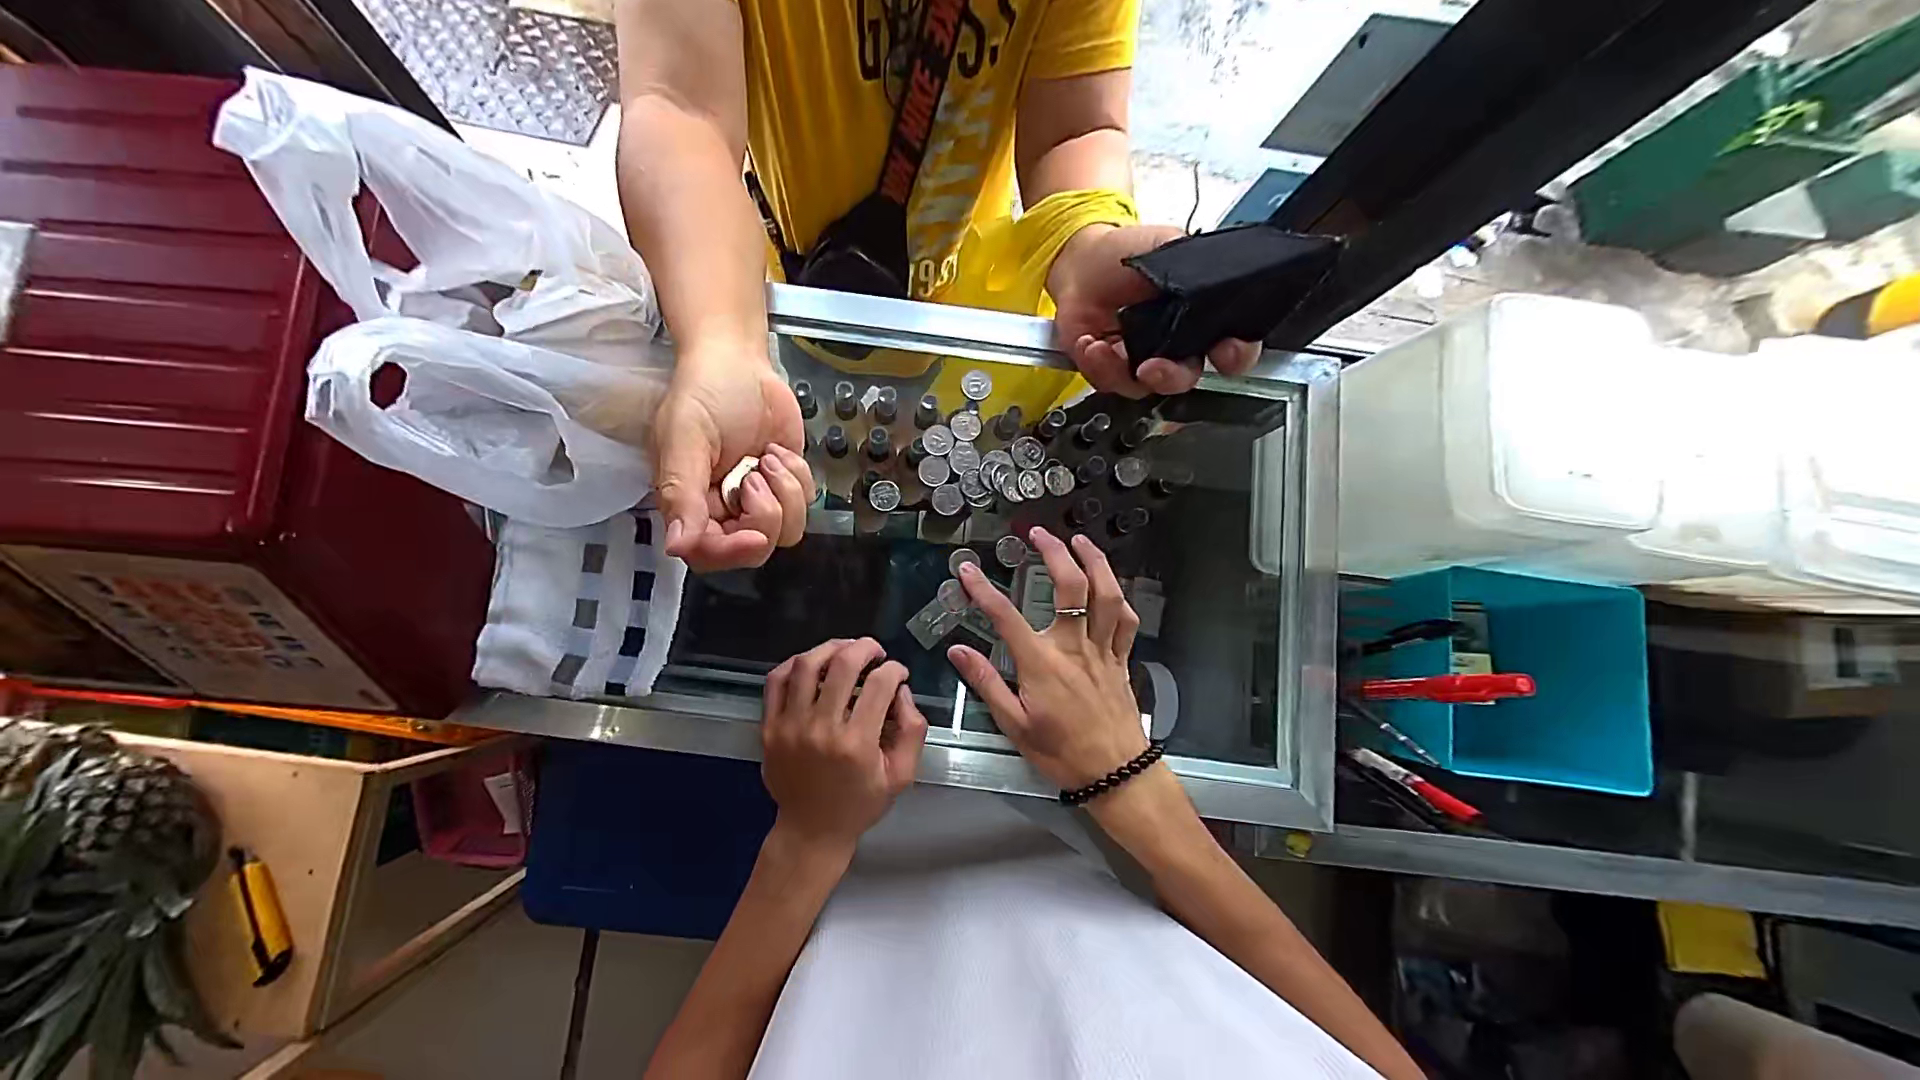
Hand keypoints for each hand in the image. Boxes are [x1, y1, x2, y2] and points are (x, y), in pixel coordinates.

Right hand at [652, 357, 814, 571]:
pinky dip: (798, 477)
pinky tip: (777, 450)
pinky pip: (805, 504)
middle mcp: (723, 509)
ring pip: (786, 530)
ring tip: (767, 457)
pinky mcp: (787, 485)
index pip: (709, 553)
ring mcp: (759, 499)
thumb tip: (677, 546)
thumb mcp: (685, 438)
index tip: (755, 535)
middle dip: (766, 514)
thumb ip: (682, 494)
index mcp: (689, 504)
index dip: (734, 552)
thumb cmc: (703, 393)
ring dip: (786, 492)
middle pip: (755, 549)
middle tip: (756, 473)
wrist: (738, 362)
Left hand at [762, 638, 928, 848]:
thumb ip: (912, 730)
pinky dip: (795, 664)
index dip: (895, 669)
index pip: (879, 684)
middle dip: (866, 647)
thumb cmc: (859, 803)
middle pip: (843, 665)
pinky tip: (813, 664)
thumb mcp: (901, 775)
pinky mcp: (769, 727)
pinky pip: (777, 680)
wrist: (811, 830)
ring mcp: (790, 727)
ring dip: (831, 648)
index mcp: (856, 744)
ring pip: (807, 665)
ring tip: (846, 651)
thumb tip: (901, 691)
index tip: (898, 673)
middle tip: (875, 652)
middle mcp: (821, 730)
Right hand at [947, 527, 1145, 789]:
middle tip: (1038, 533)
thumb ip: (987, 683)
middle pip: (1069, 587)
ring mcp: (1103, 650)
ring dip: (1095, 562)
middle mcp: (1074, 647)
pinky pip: (1125, 620)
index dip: (982, 590)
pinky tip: (1109, 585)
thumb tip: (958, 651)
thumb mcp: (1015, 725)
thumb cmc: (1061, 752)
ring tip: (1080, 541)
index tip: (966, 570)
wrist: (1115, 773)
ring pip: (1106, 594)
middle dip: (1054, 553)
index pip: (1005, 617)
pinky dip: (1118, 597)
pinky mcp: (1121, 659)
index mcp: (1042, 663)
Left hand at [1048, 223, 1260, 398]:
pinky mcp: (1109, 368)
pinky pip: (1108, 381)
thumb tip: (1212, 274)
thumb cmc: (1126, 253)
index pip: (1231, 347)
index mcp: (1199, 318)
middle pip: (1185, 377)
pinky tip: (1089, 343)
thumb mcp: (1167, 246)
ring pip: (1144, 386)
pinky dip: (1096, 365)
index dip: (1236, 355)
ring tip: (1101, 346)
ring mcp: (1141, 360)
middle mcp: (1174, 346)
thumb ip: (1194, 265)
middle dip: (1172, 377)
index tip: (1227, 352)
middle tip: (1154, 368)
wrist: (1081, 263)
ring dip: (1120, 370)